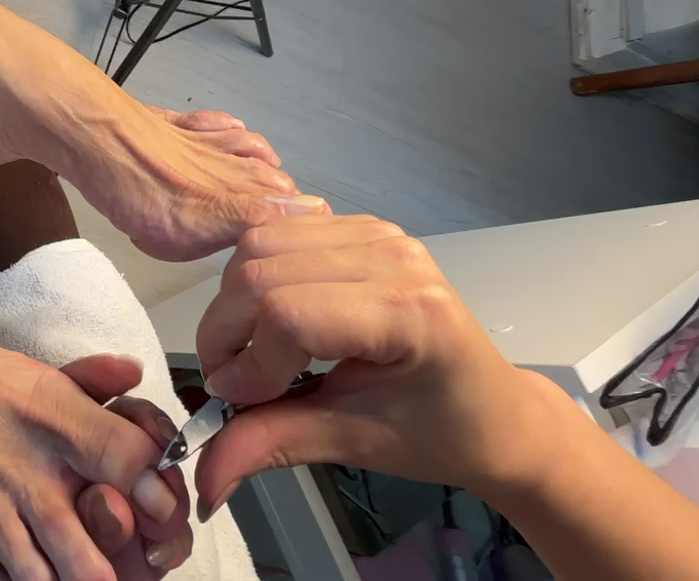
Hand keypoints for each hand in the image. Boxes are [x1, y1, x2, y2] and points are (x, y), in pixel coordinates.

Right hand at [0, 209, 183, 580]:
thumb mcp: (37, 382)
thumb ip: (93, 397)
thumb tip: (135, 381)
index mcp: (44, 466)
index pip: (111, 524)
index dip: (135, 539)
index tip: (153, 546)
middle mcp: (9, 504)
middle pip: (68, 568)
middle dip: (91, 570)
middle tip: (106, 572)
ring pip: (14, 580)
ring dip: (36, 578)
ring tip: (50, 573)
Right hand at [188, 210, 567, 518]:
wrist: (494, 408)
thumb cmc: (441, 430)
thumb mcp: (356, 442)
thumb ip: (272, 442)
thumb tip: (204, 472)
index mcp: (409, 310)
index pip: (287, 314)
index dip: (249, 359)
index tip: (235, 399)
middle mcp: (390, 255)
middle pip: (261, 273)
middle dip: (227, 330)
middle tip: (229, 376)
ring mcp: (372, 231)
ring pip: (256, 245)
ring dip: (234, 300)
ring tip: (250, 346)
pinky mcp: (354, 225)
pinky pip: (271, 232)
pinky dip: (252, 274)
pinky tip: (270, 312)